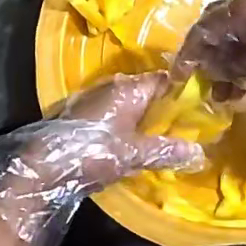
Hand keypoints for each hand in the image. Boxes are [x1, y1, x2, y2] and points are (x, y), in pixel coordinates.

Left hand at [0, 73, 205, 245]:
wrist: (44, 166)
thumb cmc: (93, 152)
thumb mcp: (134, 154)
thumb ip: (167, 150)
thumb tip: (200, 151)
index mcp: (129, 88)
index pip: (164, 79)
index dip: (183, 90)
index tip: (201, 105)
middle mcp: (112, 85)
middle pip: (147, 90)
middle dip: (165, 106)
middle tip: (187, 125)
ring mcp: (95, 98)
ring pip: (130, 102)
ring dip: (145, 116)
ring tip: (164, 135)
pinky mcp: (83, 113)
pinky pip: (115, 112)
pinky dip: (127, 122)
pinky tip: (134, 140)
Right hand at [174, 0, 245, 94]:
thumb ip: (229, 65)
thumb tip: (208, 64)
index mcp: (242, 7)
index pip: (201, 31)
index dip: (188, 57)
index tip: (179, 80)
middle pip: (219, 23)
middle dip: (211, 54)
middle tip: (212, 83)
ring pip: (240, 23)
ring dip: (232, 51)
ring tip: (238, 84)